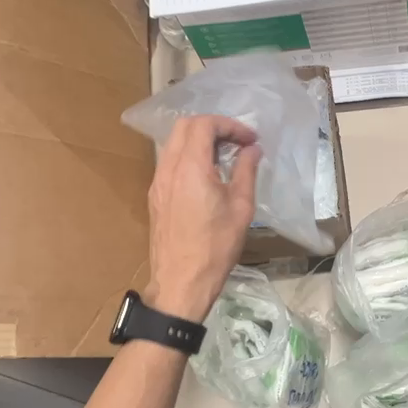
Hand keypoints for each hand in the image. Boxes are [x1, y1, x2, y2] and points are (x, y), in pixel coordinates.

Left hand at [144, 114, 260, 323]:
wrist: (181, 283)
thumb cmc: (216, 247)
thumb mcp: (241, 207)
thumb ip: (246, 171)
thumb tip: (252, 150)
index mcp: (190, 168)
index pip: (204, 125)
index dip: (230, 125)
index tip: (250, 140)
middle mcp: (169, 169)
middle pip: (185, 126)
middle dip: (213, 126)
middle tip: (237, 142)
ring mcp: (158, 182)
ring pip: (174, 143)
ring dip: (199, 140)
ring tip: (224, 156)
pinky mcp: (155, 196)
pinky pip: (169, 161)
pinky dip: (188, 156)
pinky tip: (207, 175)